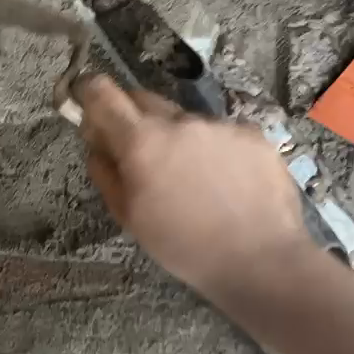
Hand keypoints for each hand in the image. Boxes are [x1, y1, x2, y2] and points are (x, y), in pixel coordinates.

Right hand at [73, 75, 313, 301]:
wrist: (264, 262)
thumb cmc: (184, 246)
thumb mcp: (128, 216)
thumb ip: (104, 171)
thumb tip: (97, 142)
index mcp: (140, 140)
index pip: (101, 91)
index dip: (89, 93)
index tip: (92, 112)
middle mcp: (177, 120)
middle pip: (140, 97)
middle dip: (132, 118)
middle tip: (143, 155)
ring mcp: (218, 124)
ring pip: (182, 118)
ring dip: (177, 136)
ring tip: (196, 178)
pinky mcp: (252, 133)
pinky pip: (219, 130)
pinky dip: (214, 147)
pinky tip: (227, 181)